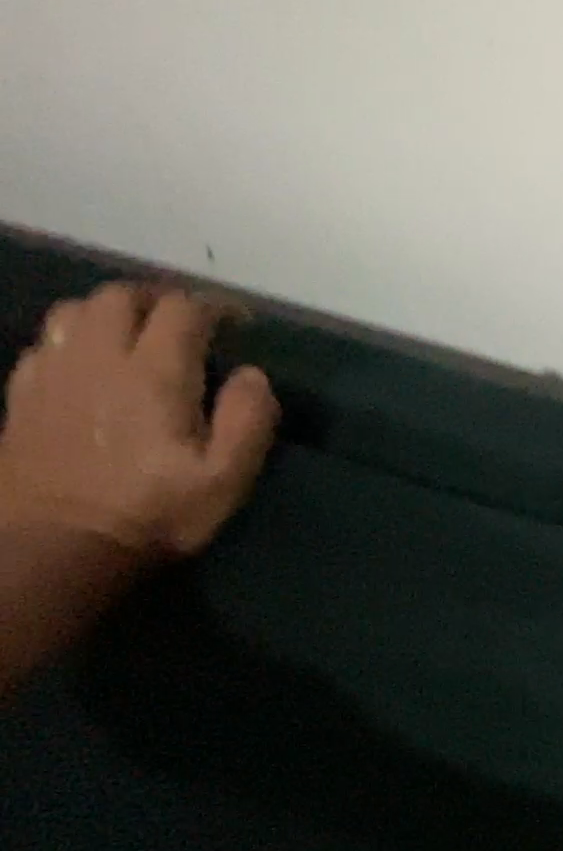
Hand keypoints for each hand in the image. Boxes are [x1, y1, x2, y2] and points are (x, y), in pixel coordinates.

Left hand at [0, 283, 278, 556]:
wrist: (52, 554)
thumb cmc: (154, 512)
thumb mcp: (228, 474)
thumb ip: (250, 417)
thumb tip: (251, 375)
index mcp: (154, 376)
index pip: (184, 309)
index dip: (217, 307)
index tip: (241, 325)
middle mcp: (97, 364)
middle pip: (120, 297)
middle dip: (160, 299)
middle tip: (190, 323)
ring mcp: (50, 379)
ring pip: (74, 313)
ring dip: (112, 314)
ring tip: (140, 336)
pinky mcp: (21, 401)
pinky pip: (44, 346)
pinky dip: (75, 342)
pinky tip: (94, 367)